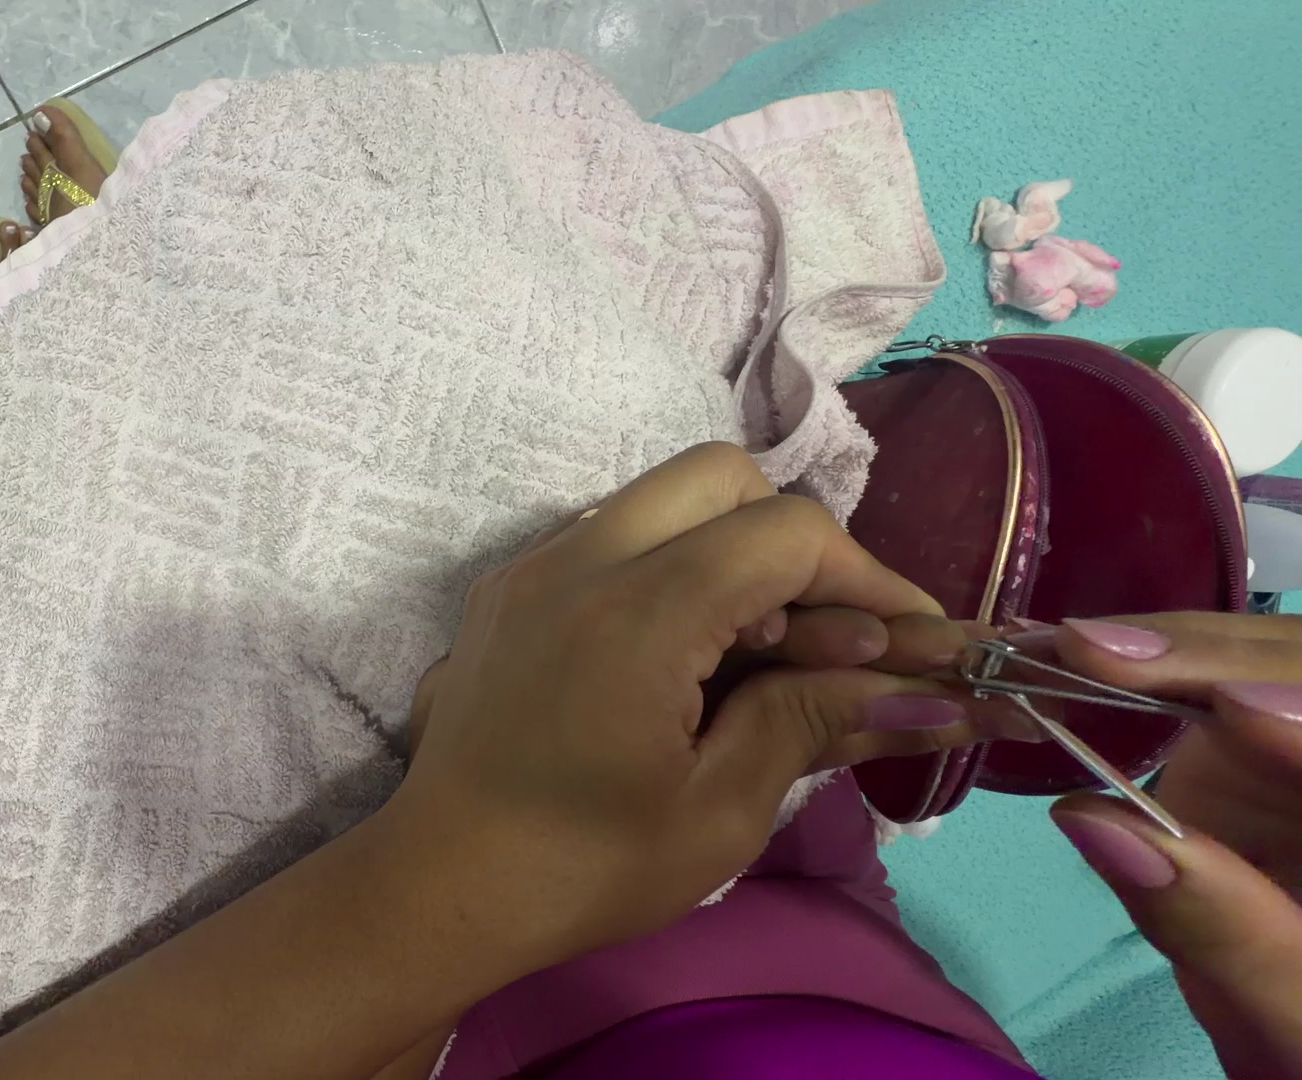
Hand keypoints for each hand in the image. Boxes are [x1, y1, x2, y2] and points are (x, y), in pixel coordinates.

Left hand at [393, 442, 981, 954]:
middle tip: (811, 632)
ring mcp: (526, 566)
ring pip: (651, 499)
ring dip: (719, 546)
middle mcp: (572, 560)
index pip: (782, 531)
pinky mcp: (501, 588)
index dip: (866, 577)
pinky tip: (666, 648)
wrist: (441, 875)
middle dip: (787, 537)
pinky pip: (600, 535)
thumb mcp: (717, 810)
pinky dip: (657, 562)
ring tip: (741, 649)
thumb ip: (814, 722)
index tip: (902, 643)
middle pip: (713, 477)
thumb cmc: (581, 865)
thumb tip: (925, 690)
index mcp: (633, 612)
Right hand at [1031, 613, 1301, 1077]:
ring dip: (1165, 647)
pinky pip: (1205, 685)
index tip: (1230, 708)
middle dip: (1222, 655)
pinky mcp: (1255, 750)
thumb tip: (1085, 817)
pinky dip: (1131, 664)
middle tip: (1092, 648)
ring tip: (1055, 644)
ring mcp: (1301, 753)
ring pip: (1266, 663)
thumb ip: (1222, 930)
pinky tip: (1060, 652)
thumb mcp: (1293, 1024)